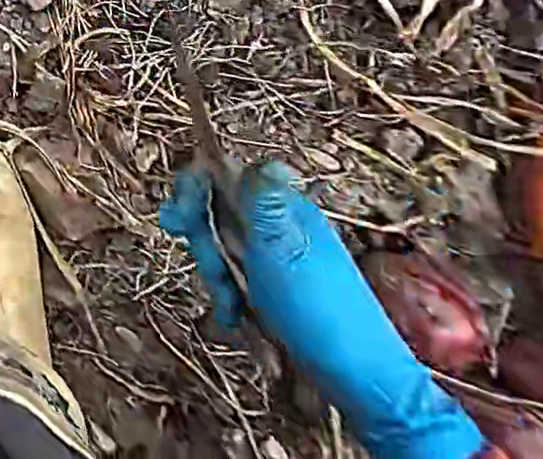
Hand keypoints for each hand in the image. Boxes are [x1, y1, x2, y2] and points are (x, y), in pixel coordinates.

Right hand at [161, 162, 483, 458]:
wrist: (362, 383)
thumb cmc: (320, 312)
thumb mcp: (281, 249)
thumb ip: (258, 202)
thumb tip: (260, 159)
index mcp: (280, 206)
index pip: (224, 173)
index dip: (195, 188)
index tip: (180, 215)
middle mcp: (276, 224)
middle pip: (216, 212)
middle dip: (205, 242)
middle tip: (213, 269)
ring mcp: (275, 256)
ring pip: (222, 249)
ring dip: (217, 276)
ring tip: (231, 305)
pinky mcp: (274, 286)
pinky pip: (236, 279)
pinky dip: (230, 298)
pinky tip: (237, 318)